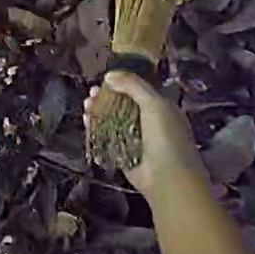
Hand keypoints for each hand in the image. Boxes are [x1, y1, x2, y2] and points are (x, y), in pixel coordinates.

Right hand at [92, 71, 206, 198]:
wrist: (168, 178)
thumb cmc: (166, 137)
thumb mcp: (154, 103)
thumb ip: (133, 85)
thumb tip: (109, 75)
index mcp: (162, 107)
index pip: (138, 90)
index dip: (121, 83)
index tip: (105, 80)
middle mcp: (149, 121)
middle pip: (122, 104)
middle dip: (106, 97)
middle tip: (91, 93)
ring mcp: (135, 138)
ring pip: (113, 119)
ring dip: (99, 110)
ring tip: (86, 105)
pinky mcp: (123, 153)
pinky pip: (107, 136)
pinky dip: (96, 127)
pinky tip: (87, 120)